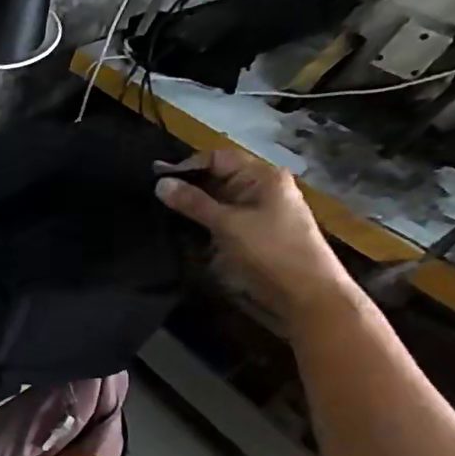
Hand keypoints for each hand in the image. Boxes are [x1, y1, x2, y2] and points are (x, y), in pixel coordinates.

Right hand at [153, 149, 358, 325]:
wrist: (305, 297)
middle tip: (149, 196)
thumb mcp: (228, 224)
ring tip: (156, 213)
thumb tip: (160, 183)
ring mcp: (253, 214)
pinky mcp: (247, 236)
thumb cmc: (271, 252)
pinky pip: (216, 222)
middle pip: (214, 178)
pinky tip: (176, 230)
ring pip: (213, 202)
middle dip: (184, 187)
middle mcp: (258, 190)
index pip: (216, 158)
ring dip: (188, 208)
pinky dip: (197, 224)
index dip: (185, 166)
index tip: (153, 179)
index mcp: (262, 177)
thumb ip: (192, 202)